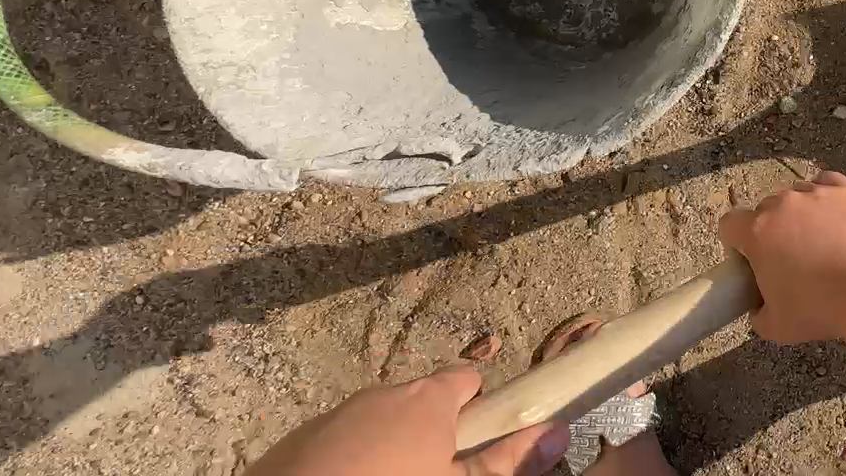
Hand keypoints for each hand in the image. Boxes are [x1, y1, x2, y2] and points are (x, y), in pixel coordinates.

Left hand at [245, 365, 568, 475]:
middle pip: (418, 402)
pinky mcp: (284, 447)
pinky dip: (335, 464)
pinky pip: (326, 447)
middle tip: (426, 474)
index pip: (466, 379)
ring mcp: (330, 418)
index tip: (471, 444)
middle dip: (425, 432)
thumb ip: (506, 460)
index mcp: (428, 398)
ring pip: (370, 425)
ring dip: (379, 448)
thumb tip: (562, 431)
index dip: (474, 408)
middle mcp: (383, 393)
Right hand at [718, 170, 845, 342]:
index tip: (750, 260)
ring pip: (796, 195)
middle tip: (788, 257)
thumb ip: (757, 312)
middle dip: (770, 229)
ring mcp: (816, 192)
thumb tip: (759, 306)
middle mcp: (783, 203)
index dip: (735, 242)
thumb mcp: (775, 326)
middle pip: (765, 209)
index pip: (729, 223)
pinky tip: (834, 215)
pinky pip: (826, 183)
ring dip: (799, 213)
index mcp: (757, 232)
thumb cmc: (821, 308)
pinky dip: (825, 196)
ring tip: (818, 240)